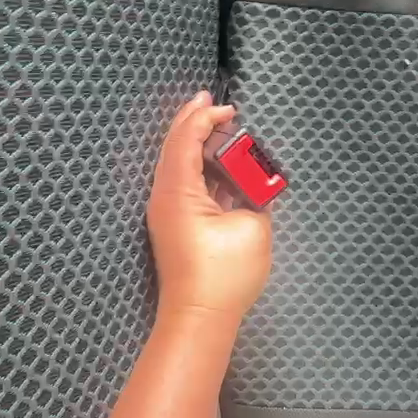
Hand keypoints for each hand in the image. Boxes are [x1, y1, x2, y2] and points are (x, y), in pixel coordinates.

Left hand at [147, 92, 273, 327]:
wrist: (200, 318)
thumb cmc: (225, 273)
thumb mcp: (252, 226)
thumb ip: (251, 195)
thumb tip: (246, 184)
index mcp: (178, 191)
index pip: (186, 140)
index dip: (206, 118)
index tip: (231, 110)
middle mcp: (165, 196)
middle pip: (174, 146)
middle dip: (193, 121)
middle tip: (210, 99)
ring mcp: (168, 211)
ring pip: (178, 164)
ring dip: (197, 143)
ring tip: (217, 125)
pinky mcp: (177, 225)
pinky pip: (185, 183)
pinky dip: (201, 165)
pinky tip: (220, 162)